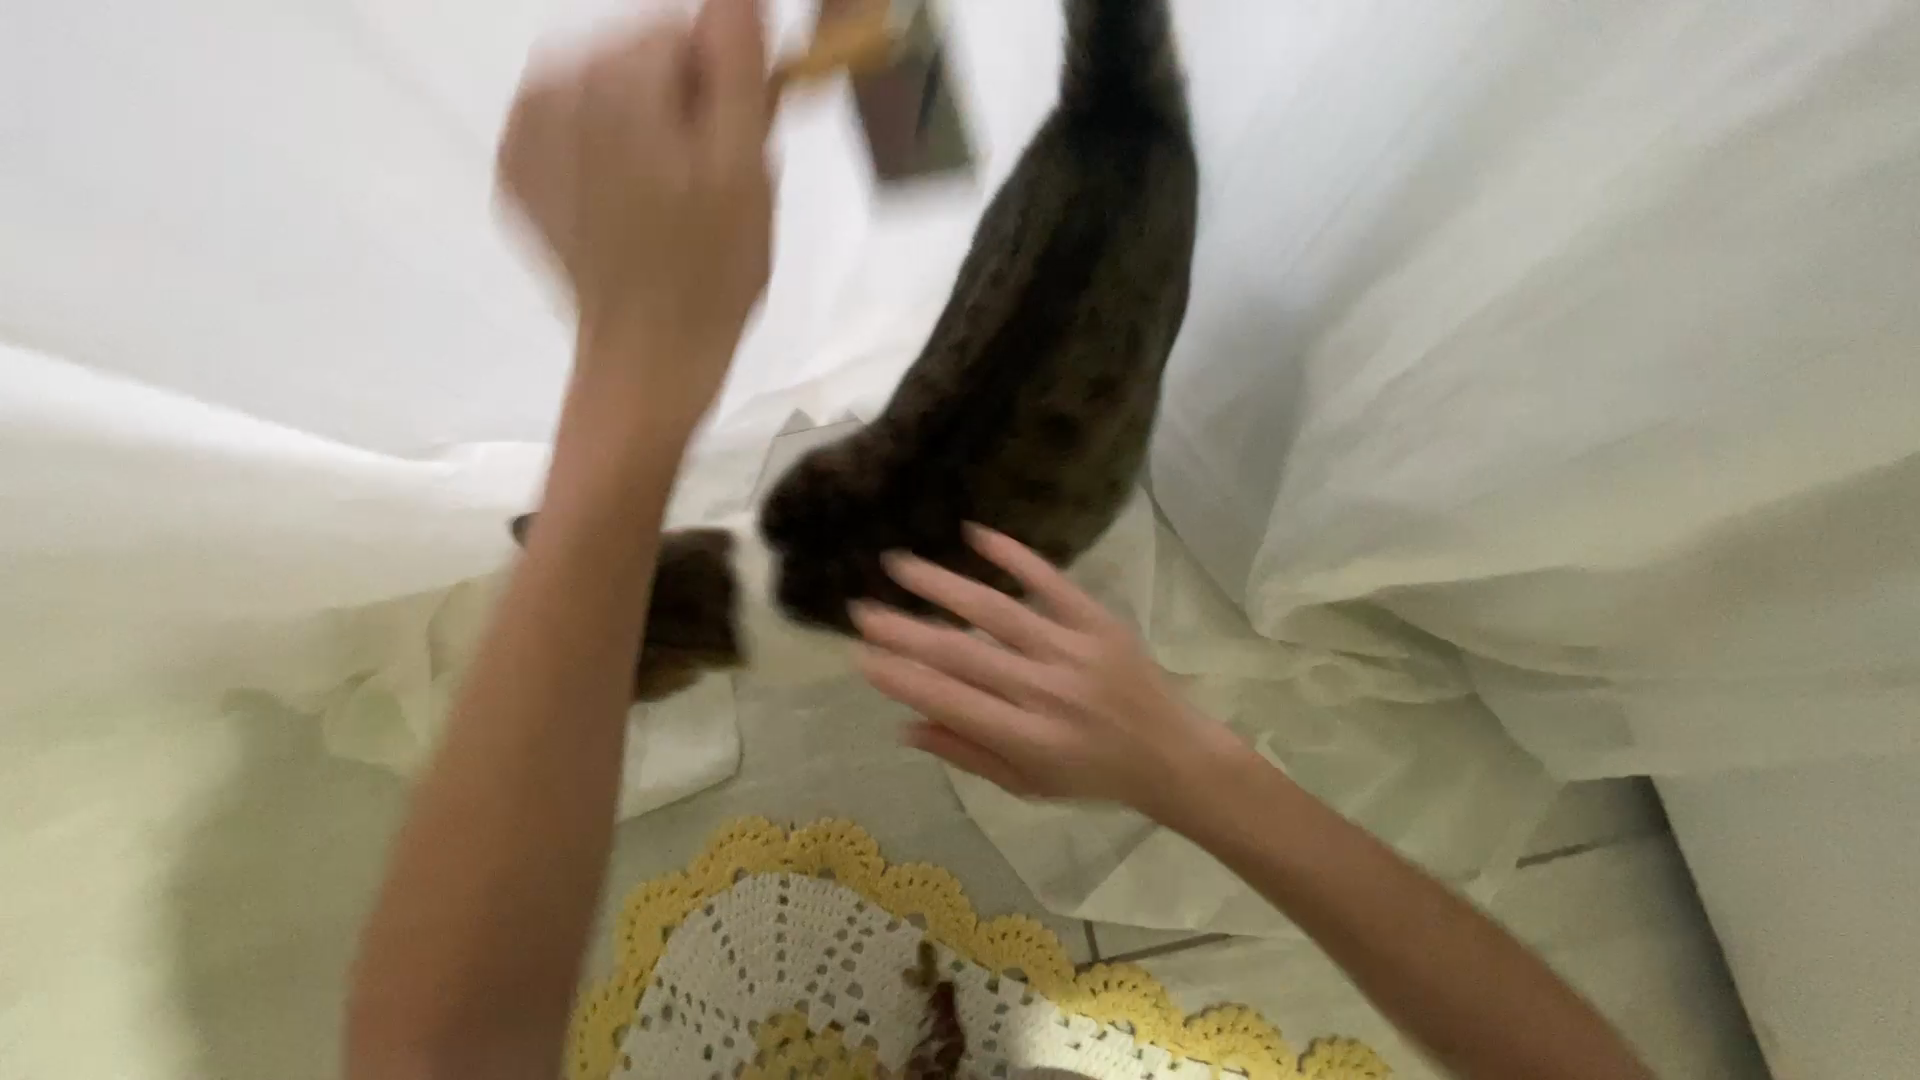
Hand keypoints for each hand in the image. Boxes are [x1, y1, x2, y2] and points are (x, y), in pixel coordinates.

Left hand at [498, 0, 773, 425]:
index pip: (684, 32)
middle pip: (639, 54)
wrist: (648, 357)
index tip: (741, 146)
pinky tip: (628, 206)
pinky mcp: (515, 169)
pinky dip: (606, 153)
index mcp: (615, 81)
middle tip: (710, 184)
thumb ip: (737, 64)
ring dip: (647, 128)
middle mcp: (551, 86)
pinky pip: (573, 127)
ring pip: (607, 87)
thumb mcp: (747, 170)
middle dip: (684, 105)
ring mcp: (522, 130)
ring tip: (671, 201)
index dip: (724, 86)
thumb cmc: (712, 273)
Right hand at [852, 527, 1248, 817]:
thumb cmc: (1091, 776)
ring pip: (998, 612)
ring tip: (902, 566)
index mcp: (1027, 739)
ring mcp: (1074, 650)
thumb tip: (905, 724)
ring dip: (945, 586)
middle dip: (906, 630)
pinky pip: (1053, 582)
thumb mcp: (1026, 784)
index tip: (862, 657)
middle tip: (862, 610)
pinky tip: (977, 534)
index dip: (903, 679)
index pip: (952, 702)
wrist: (1172, 754)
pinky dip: (1015, 556)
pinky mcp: (1098, 621)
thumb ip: (967, 753)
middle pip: (965, 654)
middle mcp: (1046, 691)